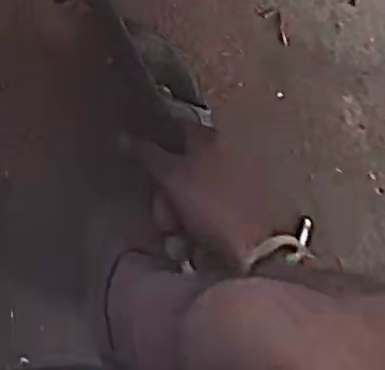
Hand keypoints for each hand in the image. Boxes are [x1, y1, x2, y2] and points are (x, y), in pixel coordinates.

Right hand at [129, 124, 278, 270]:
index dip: (153, 142)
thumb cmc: (212, 205)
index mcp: (212, 139)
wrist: (262, 257)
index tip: (140, 160)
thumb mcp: (169, 175)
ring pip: (191, 193)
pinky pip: (209, 212)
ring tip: (176, 236)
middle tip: (161, 212)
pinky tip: (191, 244)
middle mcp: (228, 156)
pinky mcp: (246, 214)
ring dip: (176, 214)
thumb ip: (144, 152)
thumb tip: (123, 136)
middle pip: (179, 165)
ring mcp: (239, 186)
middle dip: (164, 192)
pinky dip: (196, 226)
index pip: (174, 127)